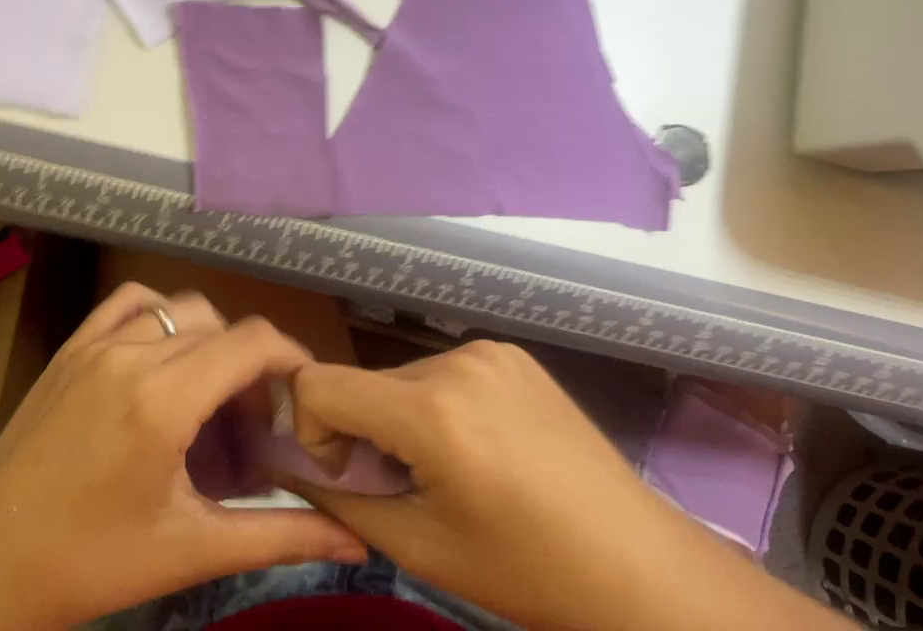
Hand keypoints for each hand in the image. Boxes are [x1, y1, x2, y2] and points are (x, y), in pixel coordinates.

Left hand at [0, 284, 366, 630]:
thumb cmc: (91, 562)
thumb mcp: (191, 548)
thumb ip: (280, 537)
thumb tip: (357, 542)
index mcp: (162, 400)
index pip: (251, 343)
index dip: (292, 359)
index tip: (305, 397)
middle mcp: (129, 354)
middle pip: (220, 326)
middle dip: (252, 363)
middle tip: (255, 421)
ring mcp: (92, 345)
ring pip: (177, 307)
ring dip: (208, 337)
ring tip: (210, 392)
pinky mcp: (68, 349)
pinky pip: (127, 302)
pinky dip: (159, 313)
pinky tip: (162, 355)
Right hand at [285, 342, 849, 630]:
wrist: (638, 566)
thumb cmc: (525, 571)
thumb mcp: (416, 544)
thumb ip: (337, 496)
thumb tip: (283, 463)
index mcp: (431, 410)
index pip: (317, 383)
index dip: (311, 430)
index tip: (347, 475)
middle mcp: (456, 361)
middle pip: (362, 383)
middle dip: (360, 432)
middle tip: (404, 488)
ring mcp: (490, 351)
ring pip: (400, 379)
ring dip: (398, 420)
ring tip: (448, 473)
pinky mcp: (512, 354)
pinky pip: (442, 373)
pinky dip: (436, 406)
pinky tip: (479, 450)